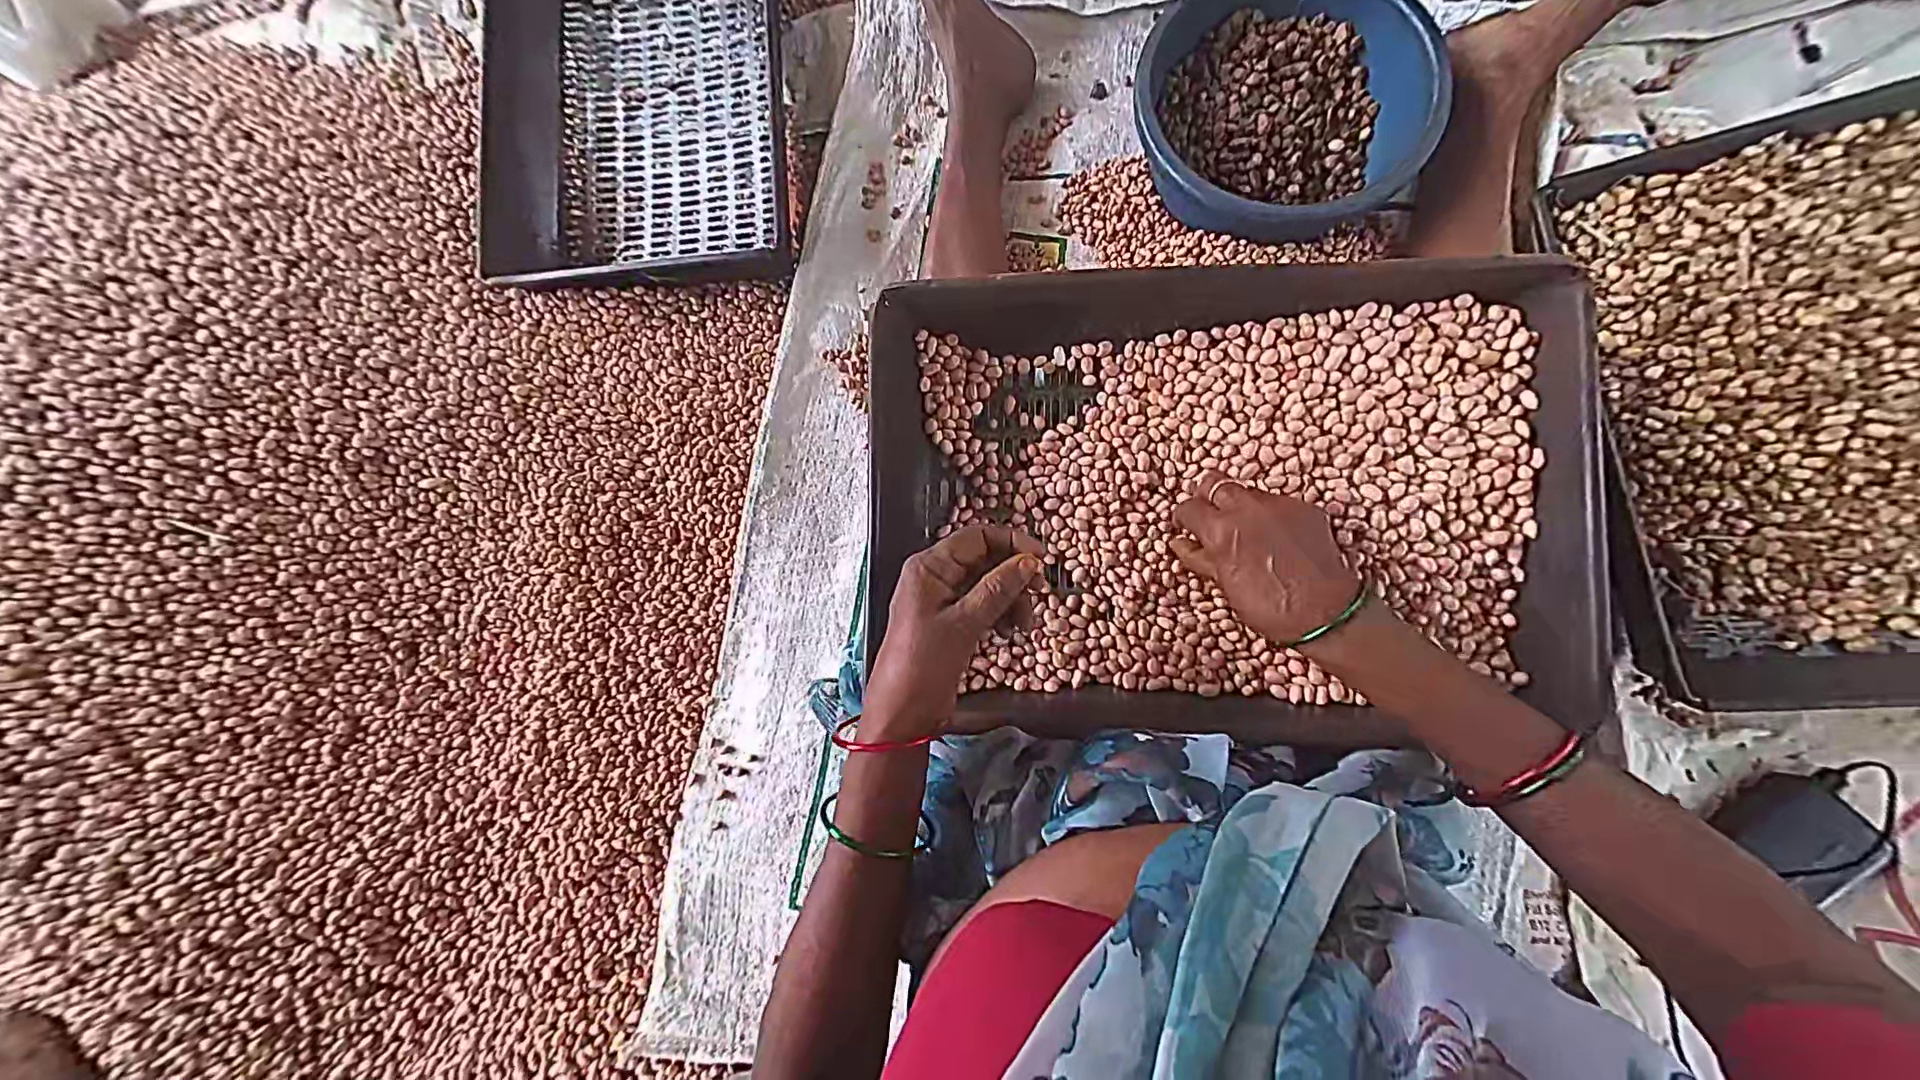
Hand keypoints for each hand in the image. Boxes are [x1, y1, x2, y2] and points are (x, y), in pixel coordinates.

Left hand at [864, 525, 1044, 731]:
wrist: (901, 714)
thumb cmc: (922, 666)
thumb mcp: (964, 624)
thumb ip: (997, 589)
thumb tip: (1028, 561)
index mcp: (929, 567)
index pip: (977, 537)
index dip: (1012, 543)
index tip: (1042, 559)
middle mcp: (934, 577)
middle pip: (985, 560)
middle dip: (1014, 577)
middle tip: (1039, 595)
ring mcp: (942, 600)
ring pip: (987, 585)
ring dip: (1011, 600)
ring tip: (1023, 626)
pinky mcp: (950, 623)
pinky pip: (982, 607)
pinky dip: (1000, 615)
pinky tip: (1009, 633)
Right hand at [1170, 469, 1360, 644]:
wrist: (1326, 614)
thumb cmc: (1272, 607)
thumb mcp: (1225, 584)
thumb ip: (1200, 558)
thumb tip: (1181, 544)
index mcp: (1221, 529)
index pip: (1189, 508)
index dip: (1184, 518)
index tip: (1186, 526)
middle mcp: (1248, 509)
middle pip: (1215, 483)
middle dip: (1208, 498)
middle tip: (1209, 518)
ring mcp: (1279, 506)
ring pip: (1248, 492)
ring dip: (1240, 506)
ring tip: (1244, 531)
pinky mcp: (1305, 509)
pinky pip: (1278, 503)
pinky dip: (1270, 516)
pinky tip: (1274, 538)